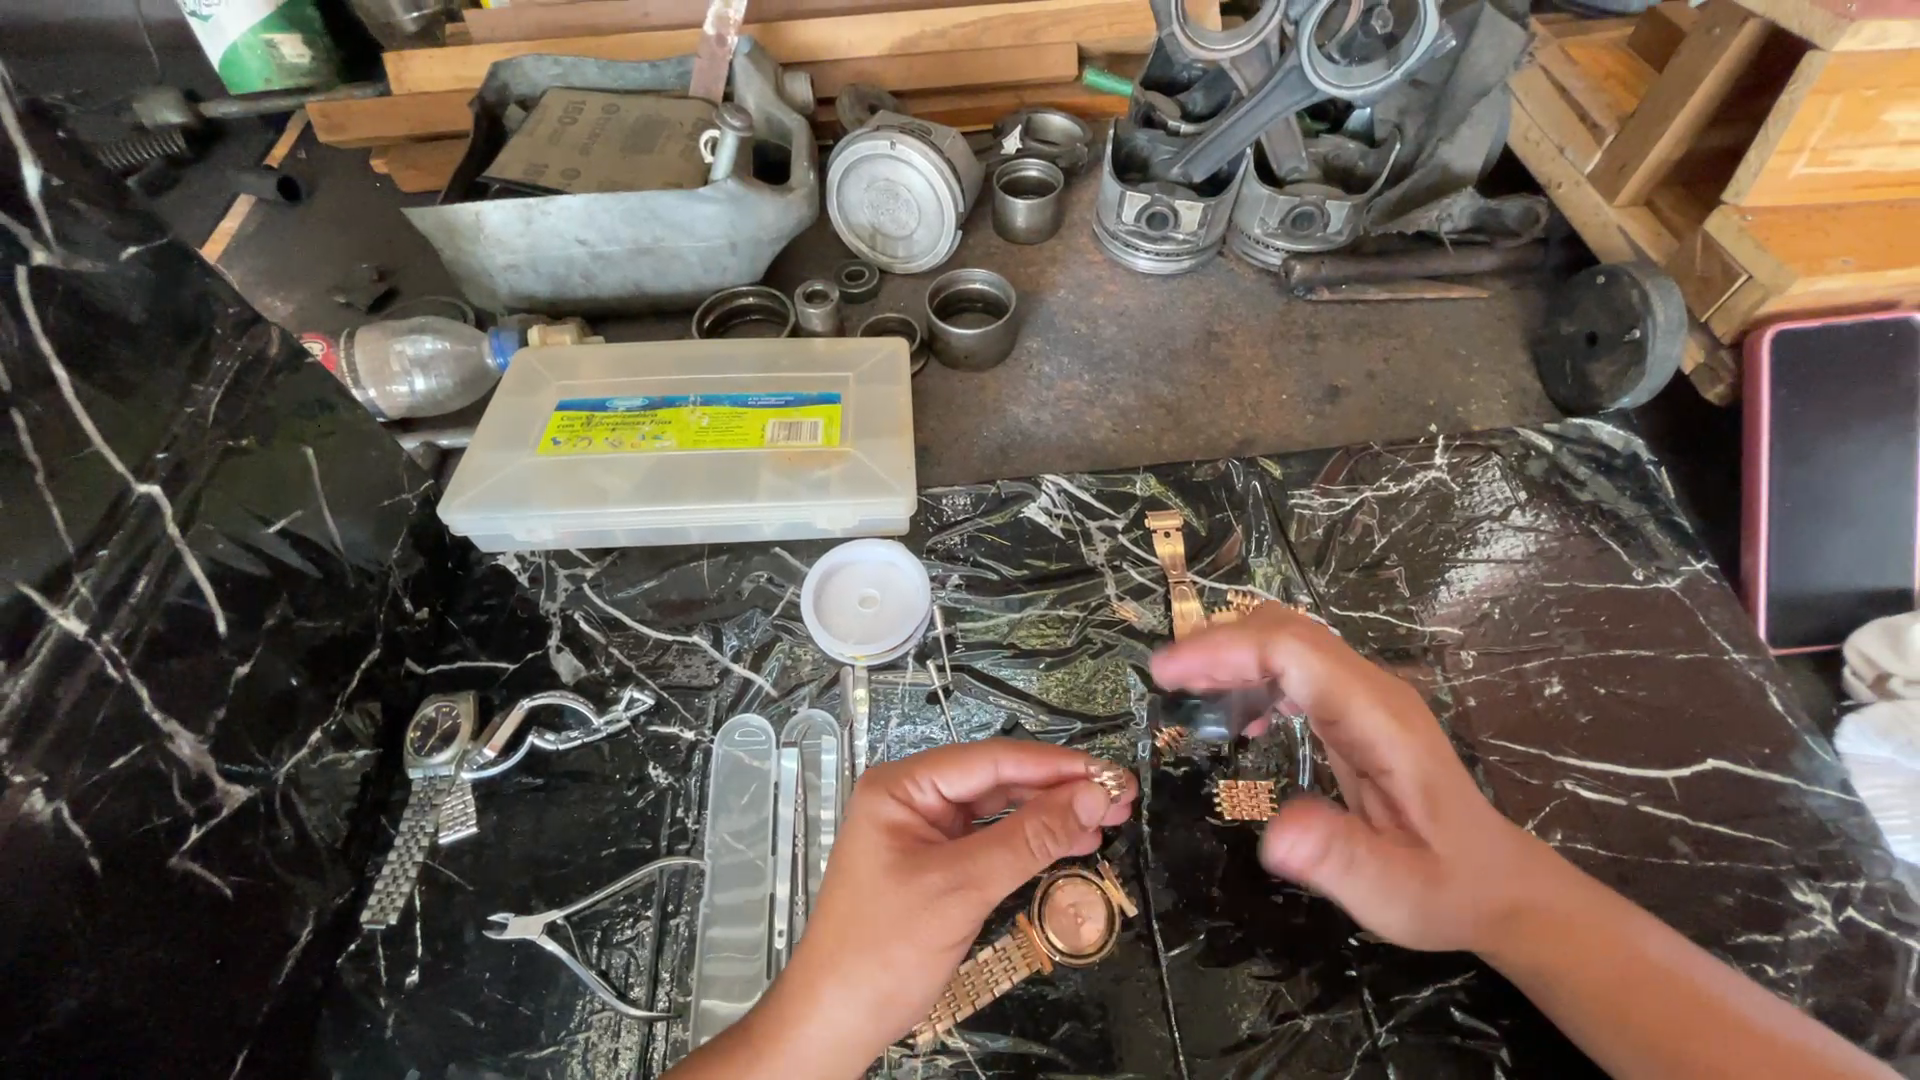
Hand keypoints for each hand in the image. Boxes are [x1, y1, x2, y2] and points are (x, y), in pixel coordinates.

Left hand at [671, 738, 1136, 1078]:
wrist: (836, 1022)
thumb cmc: (886, 949)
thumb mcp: (963, 888)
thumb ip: (1030, 837)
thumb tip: (1094, 795)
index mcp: (903, 785)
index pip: (991, 761)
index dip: (1055, 766)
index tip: (1110, 773)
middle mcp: (913, 797)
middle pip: (997, 780)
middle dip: (1058, 789)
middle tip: (1120, 796)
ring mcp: (924, 830)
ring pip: (999, 809)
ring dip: (1051, 814)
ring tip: (1108, 817)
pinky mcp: (936, 861)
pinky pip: (991, 839)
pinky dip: (1030, 841)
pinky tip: (1071, 841)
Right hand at [1151, 603, 1555, 952]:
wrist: (1497, 885)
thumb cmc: (1443, 887)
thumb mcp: (1391, 891)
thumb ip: (1336, 857)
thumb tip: (1272, 835)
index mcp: (1378, 718)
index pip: (1293, 651)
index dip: (1225, 650)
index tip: (1167, 673)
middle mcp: (1370, 690)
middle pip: (1286, 631)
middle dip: (1218, 642)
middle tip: (1165, 679)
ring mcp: (1364, 695)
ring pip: (1288, 640)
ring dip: (1231, 654)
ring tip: (1186, 691)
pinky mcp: (1353, 708)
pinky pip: (1294, 668)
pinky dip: (1253, 674)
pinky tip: (1238, 717)